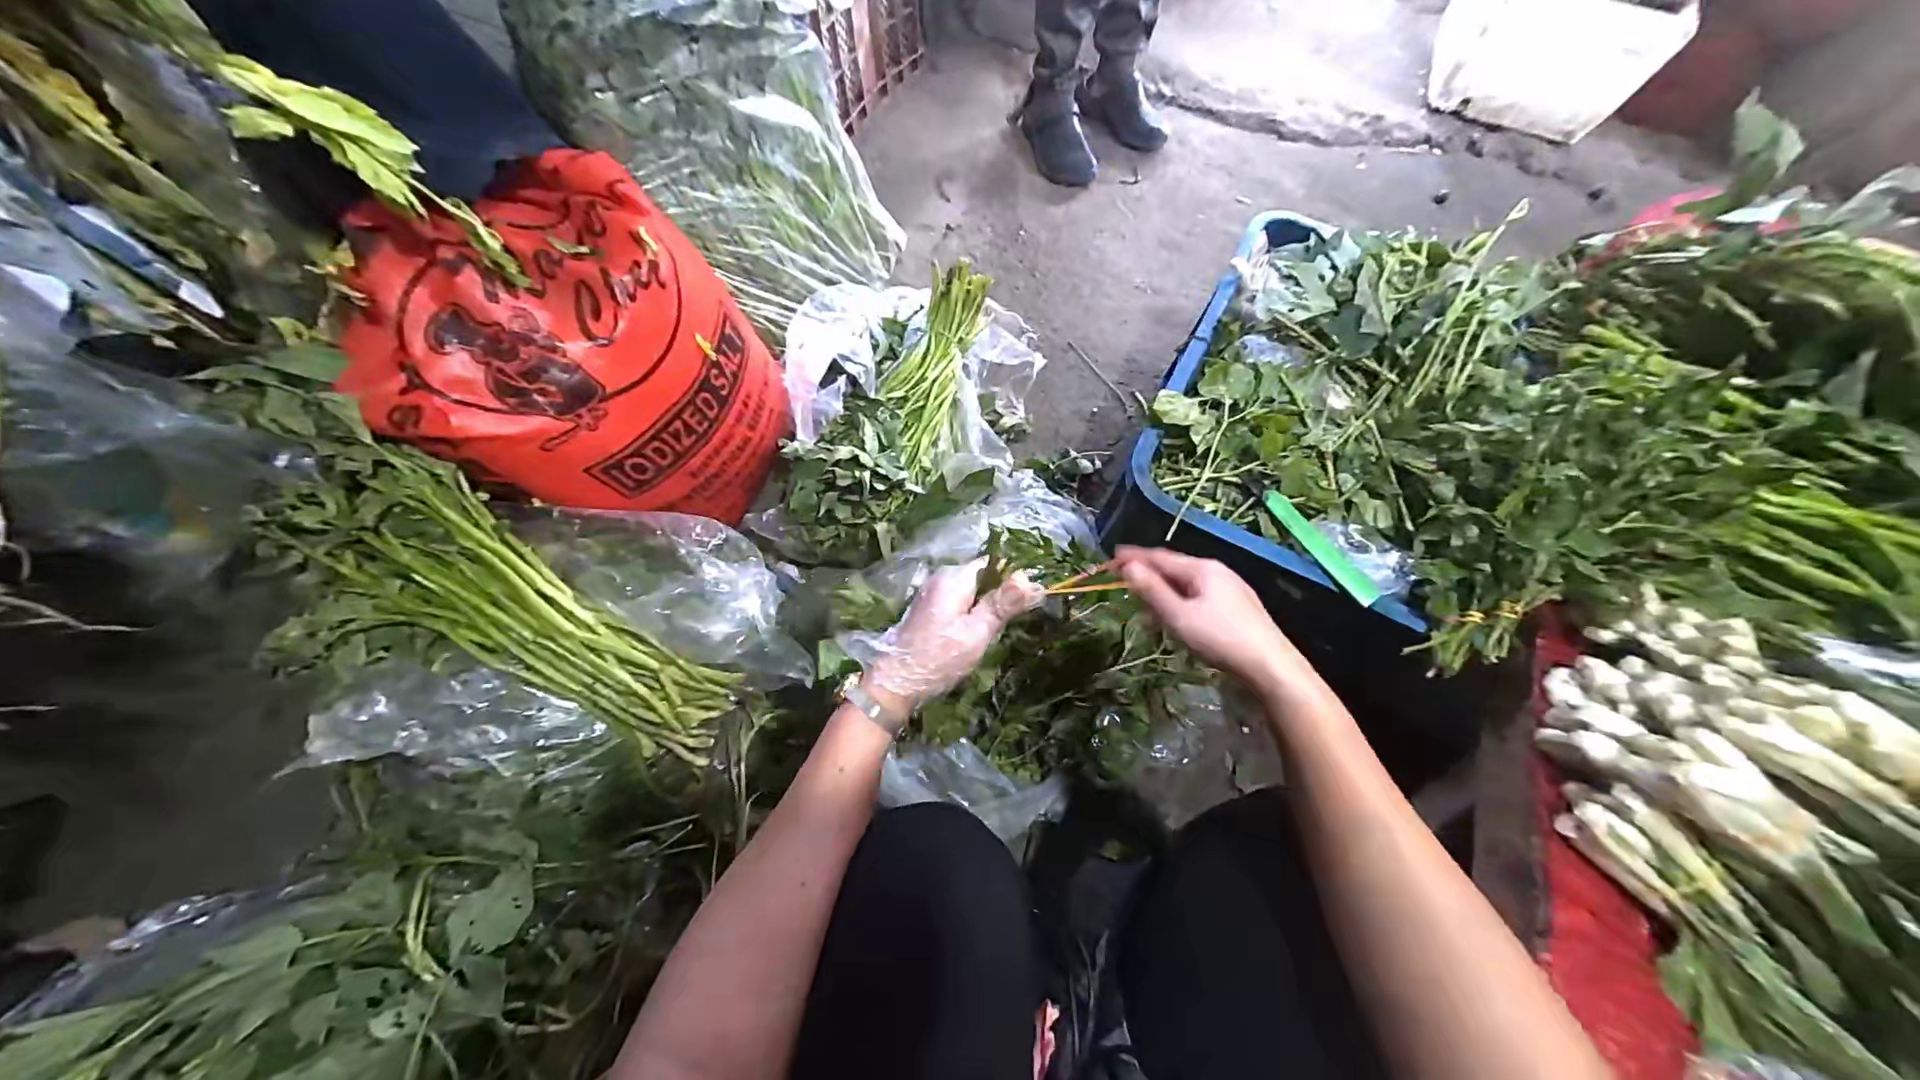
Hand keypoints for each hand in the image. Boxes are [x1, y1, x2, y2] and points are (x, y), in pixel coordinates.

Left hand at [858, 559, 1043, 732]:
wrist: (895, 684)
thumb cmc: (939, 659)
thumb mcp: (977, 633)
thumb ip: (1003, 604)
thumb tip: (1030, 578)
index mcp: (953, 578)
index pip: (993, 563)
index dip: (1013, 579)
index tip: (1029, 599)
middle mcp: (940, 578)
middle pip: (981, 577)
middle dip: (999, 595)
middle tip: (1012, 622)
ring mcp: (931, 593)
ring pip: (970, 591)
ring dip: (985, 607)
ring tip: (994, 631)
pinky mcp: (927, 609)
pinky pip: (958, 602)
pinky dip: (970, 614)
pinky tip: (974, 635)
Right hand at [1113, 546, 1319, 699]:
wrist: (1271, 667)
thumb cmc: (1220, 639)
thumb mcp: (1178, 616)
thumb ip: (1152, 590)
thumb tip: (1128, 566)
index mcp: (1202, 569)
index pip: (1160, 557)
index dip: (1134, 557)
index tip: (1112, 558)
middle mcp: (1218, 571)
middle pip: (1176, 567)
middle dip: (1150, 573)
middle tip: (1125, 580)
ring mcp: (1232, 588)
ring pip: (1188, 582)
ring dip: (1165, 588)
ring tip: (1146, 600)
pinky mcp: (1239, 607)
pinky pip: (1201, 594)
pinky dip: (1181, 599)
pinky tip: (1177, 614)